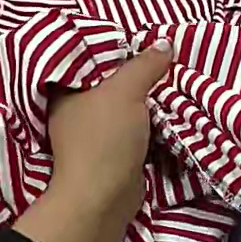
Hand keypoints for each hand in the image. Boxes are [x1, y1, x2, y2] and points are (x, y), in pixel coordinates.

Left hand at [13, 40, 172, 241]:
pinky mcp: (112, 151)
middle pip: (113, 81)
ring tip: (173, 82)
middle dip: (140, 74)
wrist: (103, 198)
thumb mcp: (126, 91)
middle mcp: (76, 109)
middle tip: (167, 60)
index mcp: (67, 90)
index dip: (119, 48)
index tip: (147, 43)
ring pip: (127, 104)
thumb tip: (164, 43)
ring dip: (148, 98)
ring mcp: (94, 132)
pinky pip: (135, 126)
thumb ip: (145, 65)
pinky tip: (168, 110)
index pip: (92, 58)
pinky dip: (150, 120)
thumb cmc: (105, 139)